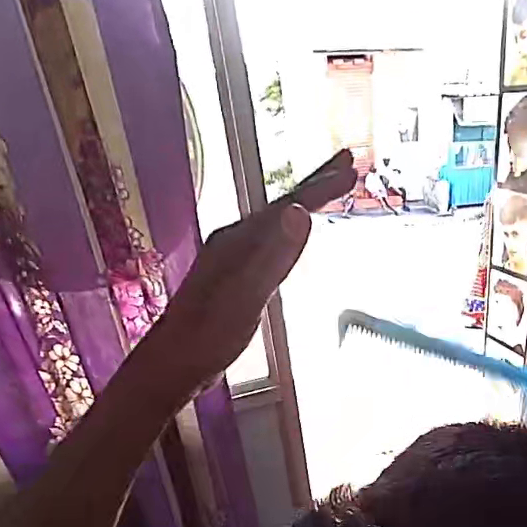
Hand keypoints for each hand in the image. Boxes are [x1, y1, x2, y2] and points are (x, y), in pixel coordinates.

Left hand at [136, 150, 355, 395]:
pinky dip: (290, 233)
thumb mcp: (245, 296)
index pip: (288, 206)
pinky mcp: (235, 279)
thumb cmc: (208, 335)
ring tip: (326, 195)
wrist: (173, 363)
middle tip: (347, 163)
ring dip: (304, 205)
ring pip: (276, 224)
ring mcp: (234, 260)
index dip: (321, 186)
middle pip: (282, 207)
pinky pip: (271, 244)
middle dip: (315, 184)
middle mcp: (235, 243)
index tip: (352, 166)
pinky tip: (289, 241)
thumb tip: (300, 212)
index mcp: (239, 241)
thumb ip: (272, 256)